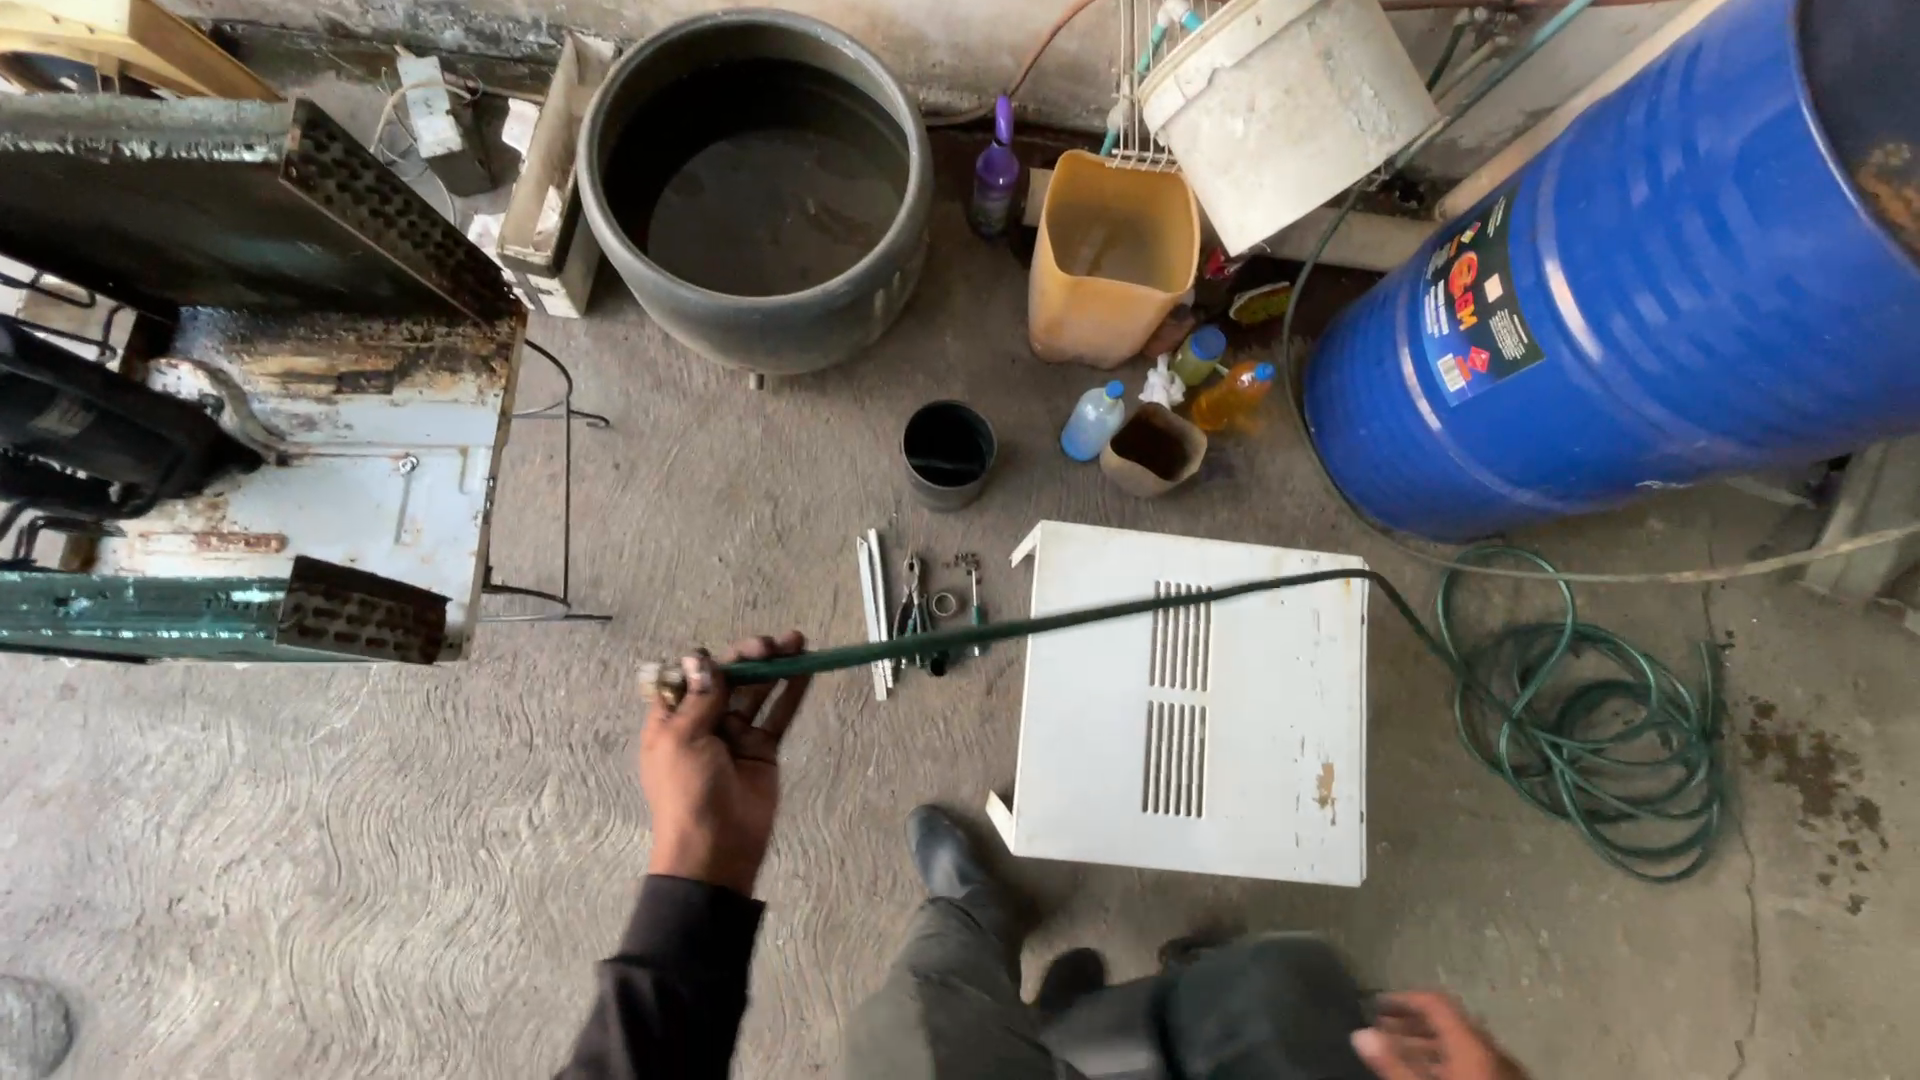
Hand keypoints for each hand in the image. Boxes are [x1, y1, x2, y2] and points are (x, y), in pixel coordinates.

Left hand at [639, 632, 811, 895]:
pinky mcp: (762, 748)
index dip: (710, 660)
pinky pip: (778, 713)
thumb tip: (701, 657)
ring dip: (775, 667)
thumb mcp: (682, 739)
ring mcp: (735, 734)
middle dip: (751, 657)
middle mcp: (703, 722)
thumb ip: (699, 697)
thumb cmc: (687, 792)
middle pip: (729, 679)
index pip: (690, 677)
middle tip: (775, 643)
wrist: (715, 849)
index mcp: (672, 719)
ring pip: (757, 691)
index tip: (732, 654)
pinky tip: (807, 670)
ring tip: (798, 642)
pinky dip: (792, 692)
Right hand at [1352, 992, 1529, 1079]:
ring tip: (1399, 1052)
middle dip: (1411, 1022)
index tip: (1377, 1005)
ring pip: (1461, 1045)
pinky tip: (1430, 1073)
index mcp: (1472, 1043)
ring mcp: (1505, 1070)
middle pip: (1448, 1022)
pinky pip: (1474, 1062)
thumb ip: (1393, 1062)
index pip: (1435, 1001)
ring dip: (1427, 1042)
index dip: (1403, 998)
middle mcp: (1492, 1049)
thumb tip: (1360, 1034)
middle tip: (1382, 1028)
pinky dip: (1447, 1059)